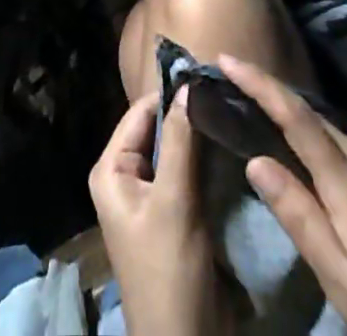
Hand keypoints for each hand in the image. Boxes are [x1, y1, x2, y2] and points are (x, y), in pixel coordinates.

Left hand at [89, 89, 231, 335]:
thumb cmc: (169, 269)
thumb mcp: (173, 202)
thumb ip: (179, 142)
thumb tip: (188, 86)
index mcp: (111, 170)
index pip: (141, 113)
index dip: (172, 94)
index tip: (210, 75)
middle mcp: (127, 177)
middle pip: (158, 130)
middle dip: (189, 114)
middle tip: (228, 93)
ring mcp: (152, 195)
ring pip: (177, 150)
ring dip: (200, 136)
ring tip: (234, 111)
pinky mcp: (174, 212)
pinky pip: (188, 172)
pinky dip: (206, 159)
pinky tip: (232, 145)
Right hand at [219, 54, 346, 335]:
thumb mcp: (341, 280)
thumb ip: (299, 217)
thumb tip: (256, 161)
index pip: (298, 119)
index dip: (260, 85)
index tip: (228, 58)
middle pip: (313, 119)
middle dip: (272, 100)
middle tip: (234, 92)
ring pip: (334, 135)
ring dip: (299, 128)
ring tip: (266, 132)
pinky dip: (326, 148)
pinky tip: (316, 168)